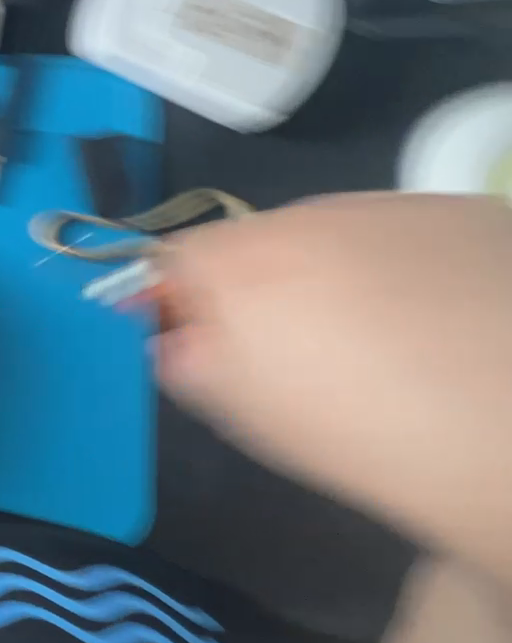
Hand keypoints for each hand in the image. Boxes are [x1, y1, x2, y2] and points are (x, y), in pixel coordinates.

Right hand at [155, 192, 511, 578]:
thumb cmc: (361, 433)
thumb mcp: (237, 405)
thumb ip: (182, 354)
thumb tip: (175, 333)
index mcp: (233, 262)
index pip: (168, 256)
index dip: (174, 296)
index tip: (194, 334)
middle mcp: (303, 217)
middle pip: (247, 239)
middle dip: (251, 281)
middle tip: (288, 343)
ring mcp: (393, 209)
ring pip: (327, 232)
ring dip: (327, 269)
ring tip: (376, 334)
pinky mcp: (473, 214)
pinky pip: (405, 232)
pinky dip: (404, 264)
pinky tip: (436, 317)